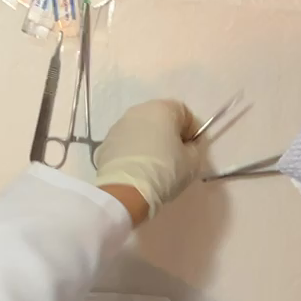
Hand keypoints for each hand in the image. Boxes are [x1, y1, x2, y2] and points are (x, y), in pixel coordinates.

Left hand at [94, 100, 198, 221]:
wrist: (126, 191)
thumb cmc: (165, 171)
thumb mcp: (192, 162)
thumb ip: (194, 148)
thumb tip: (188, 146)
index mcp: (162, 108)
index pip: (185, 113)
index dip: (192, 132)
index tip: (192, 150)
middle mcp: (139, 110)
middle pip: (161, 120)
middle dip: (169, 136)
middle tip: (174, 158)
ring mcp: (119, 126)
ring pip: (141, 132)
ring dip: (149, 143)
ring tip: (153, 167)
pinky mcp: (105, 143)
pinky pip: (126, 145)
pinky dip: (133, 153)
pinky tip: (137, 171)